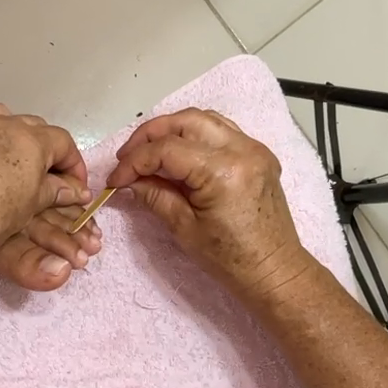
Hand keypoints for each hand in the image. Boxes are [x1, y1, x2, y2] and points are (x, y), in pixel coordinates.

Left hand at [0, 75, 91, 270]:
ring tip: (9, 153)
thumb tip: (74, 190)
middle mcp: (3, 122)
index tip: (73, 186)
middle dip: (42, 150)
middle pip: (32, 128)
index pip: (63, 144)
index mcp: (31, 142)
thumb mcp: (27, 212)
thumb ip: (53, 193)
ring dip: (9, 129)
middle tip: (42, 177)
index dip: (72, 165)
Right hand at [109, 109, 316, 299]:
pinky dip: (193, 135)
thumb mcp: (183, 228)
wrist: (272, 268)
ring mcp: (254, 148)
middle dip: (149, 135)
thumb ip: (154, 195)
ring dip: (171, 130)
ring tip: (148, 153)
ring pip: (203, 119)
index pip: (167, 149)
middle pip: (185, 122)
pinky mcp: (257, 154)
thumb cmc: (228, 258)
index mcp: (222, 172)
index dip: (134, 161)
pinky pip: (220, 131)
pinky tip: (177, 155)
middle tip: (126, 157)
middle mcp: (242, 150)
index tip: (115, 179)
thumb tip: (129, 181)